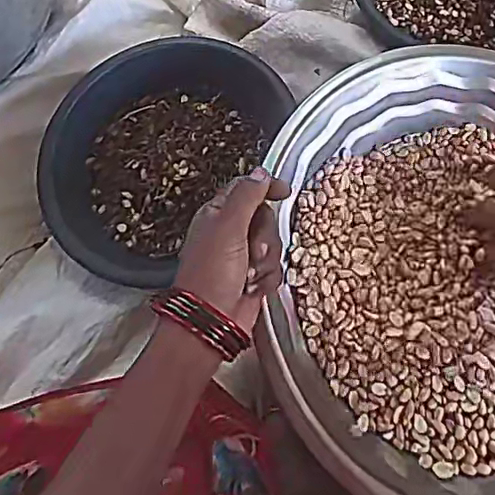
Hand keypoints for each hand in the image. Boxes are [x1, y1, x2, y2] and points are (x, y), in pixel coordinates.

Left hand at [174, 169, 289, 330]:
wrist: (211, 321)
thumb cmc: (210, 274)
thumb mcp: (228, 227)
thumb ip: (246, 196)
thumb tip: (260, 172)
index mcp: (217, 214)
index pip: (246, 189)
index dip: (265, 188)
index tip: (283, 191)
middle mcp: (229, 232)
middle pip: (265, 217)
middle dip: (265, 235)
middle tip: (253, 249)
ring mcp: (241, 255)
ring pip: (273, 243)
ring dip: (266, 260)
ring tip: (250, 273)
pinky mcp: (253, 277)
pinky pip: (275, 267)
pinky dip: (268, 278)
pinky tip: (254, 287)